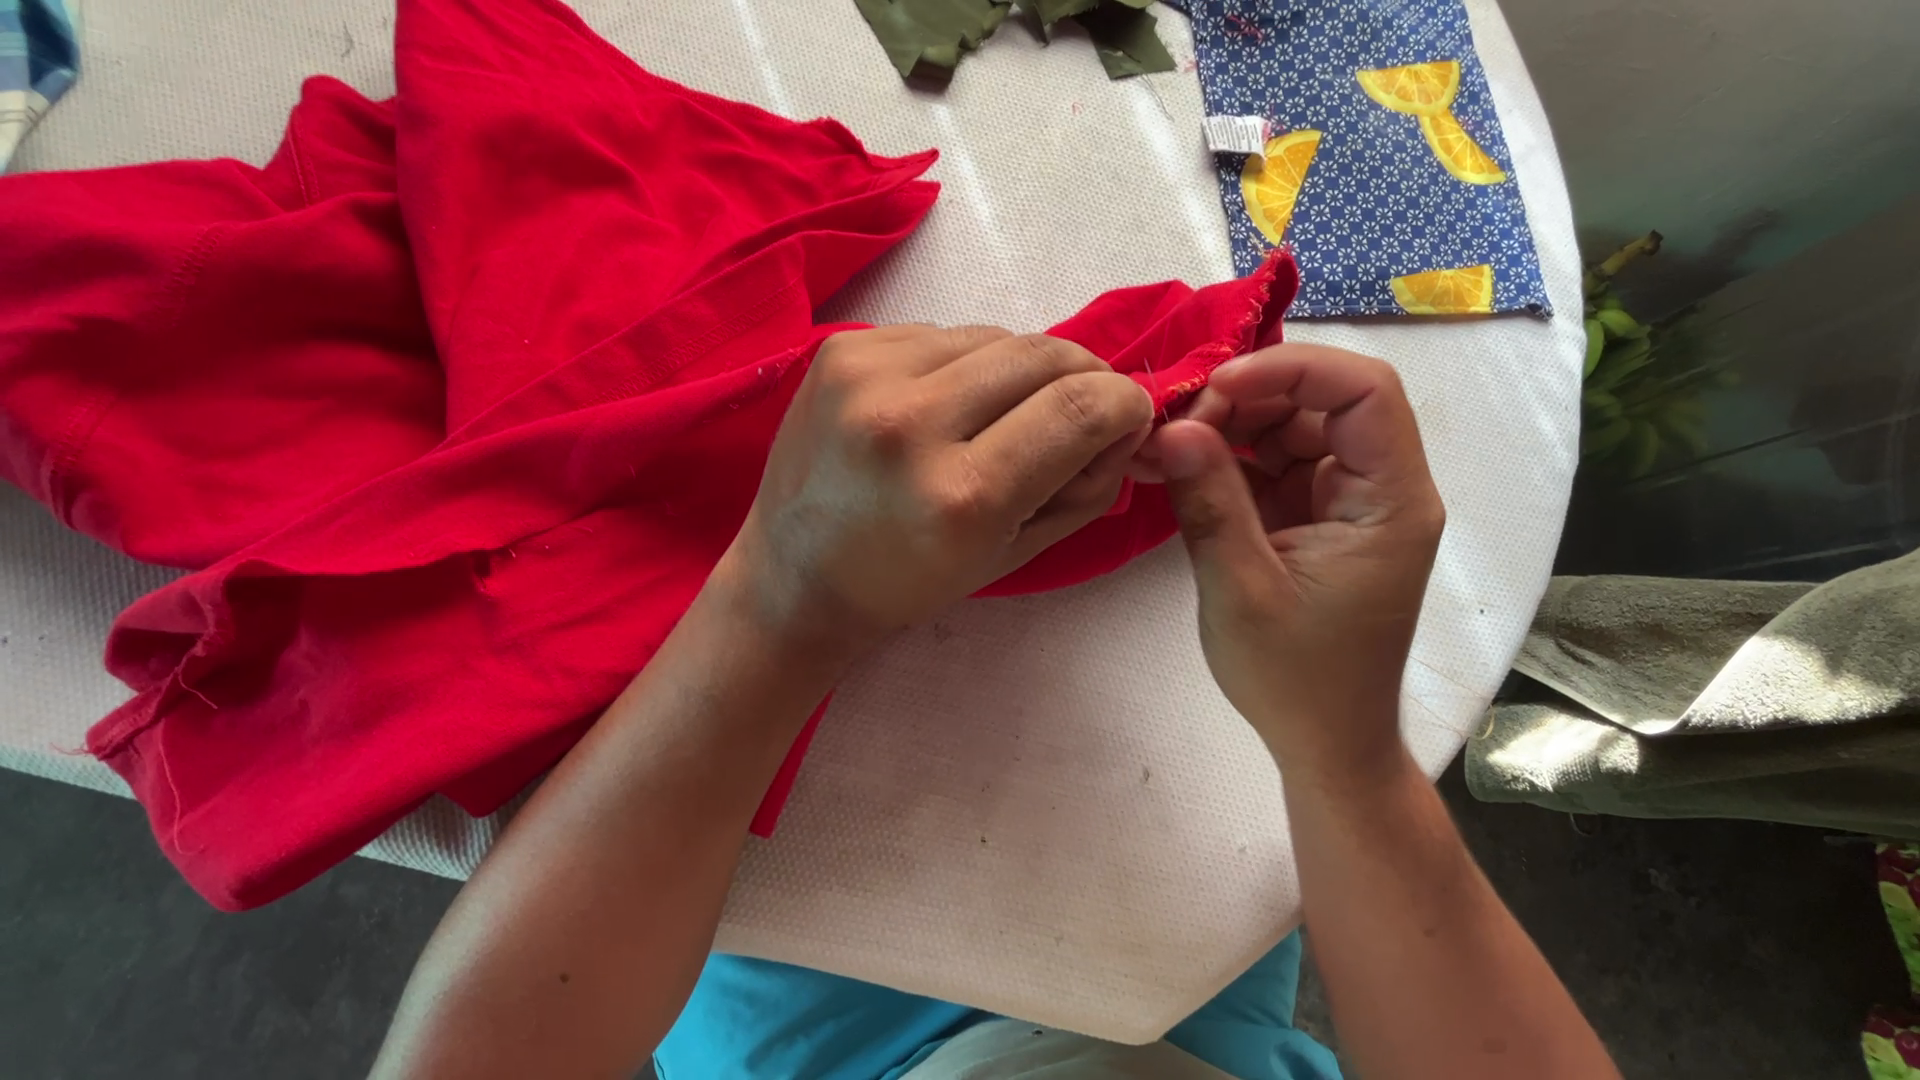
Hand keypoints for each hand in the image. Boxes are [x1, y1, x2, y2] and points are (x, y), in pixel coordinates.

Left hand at [723, 324, 1152, 657]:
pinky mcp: (841, 347)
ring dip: (1020, 371)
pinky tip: (944, 405)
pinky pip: (943, 334)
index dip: (1126, 405)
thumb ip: (1088, 484)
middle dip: (1083, 376)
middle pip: (1043, 354)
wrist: (795, 575)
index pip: (1081, 409)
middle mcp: (910, 422)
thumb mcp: (1017, 553)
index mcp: (961, 495)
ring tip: (998, 416)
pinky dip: (965, 364)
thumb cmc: (912, 581)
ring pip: (995, 335)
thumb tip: (1124, 416)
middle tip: (1081, 409)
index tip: (1128, 418)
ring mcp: (867, 373)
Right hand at [1134, 344, 1443, 782]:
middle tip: (1176, 423)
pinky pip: (1274, 465)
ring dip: (1231, 425)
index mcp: (1390, 503)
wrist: (1322, 738)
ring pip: (1294, 428)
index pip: (1365, 392)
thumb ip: (1211, 503)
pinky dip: (1228, 458)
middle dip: (1249, 397)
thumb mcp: (1242, 590)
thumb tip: (1175, 427)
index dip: (1293, 370)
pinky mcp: (1314, 519)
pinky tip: (1182, 465)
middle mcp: (1379, 489)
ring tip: (1168, 444)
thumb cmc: (1295, 677)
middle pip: (1325, 402)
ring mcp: (1346, 503)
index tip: (1216, 389)